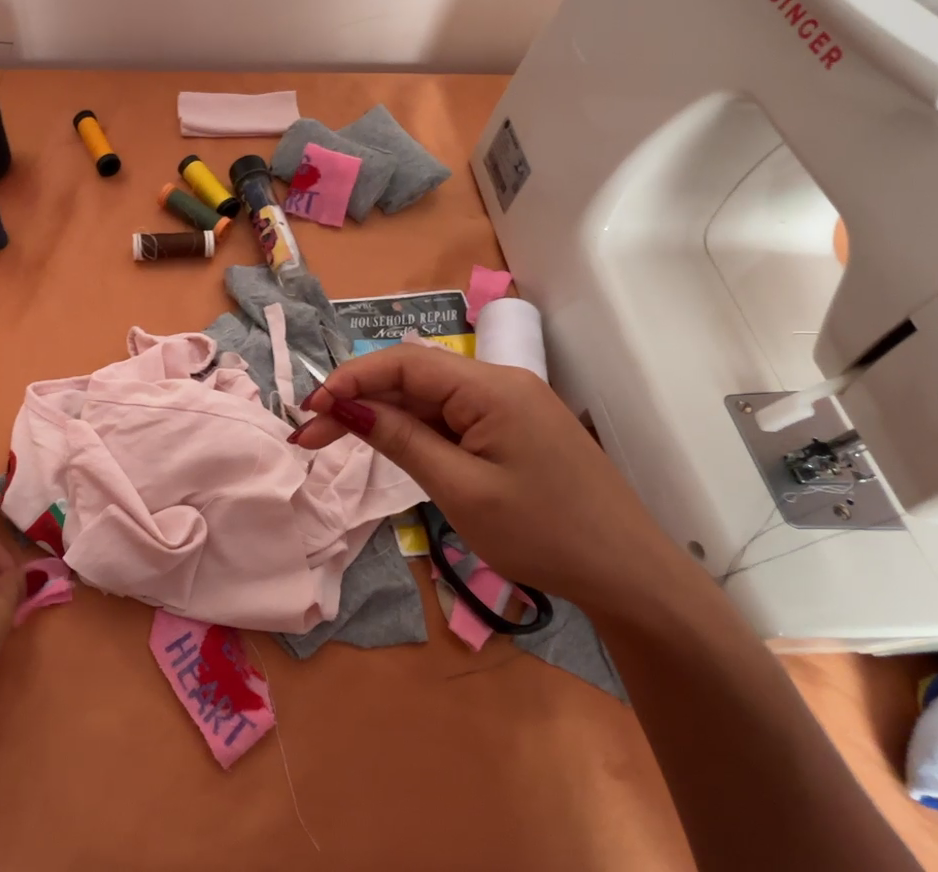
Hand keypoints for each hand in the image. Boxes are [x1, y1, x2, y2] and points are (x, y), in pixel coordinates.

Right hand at [290, 345, 687, 608]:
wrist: (629, 575)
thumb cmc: (543, 534)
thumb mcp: (460, 489)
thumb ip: (400, 440)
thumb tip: (346, 405)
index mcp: (491, 388)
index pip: (404, 363)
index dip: (350, 379)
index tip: (308, 411)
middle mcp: (502, 383)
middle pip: (415, 377)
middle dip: (359, 400)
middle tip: (310, 436)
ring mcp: (514, 406)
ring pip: (433, 398)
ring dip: (385, 417)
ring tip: (338, 443)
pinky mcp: (519, 430)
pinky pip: (456, 418)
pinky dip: (418, 431)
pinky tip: (394, 449)